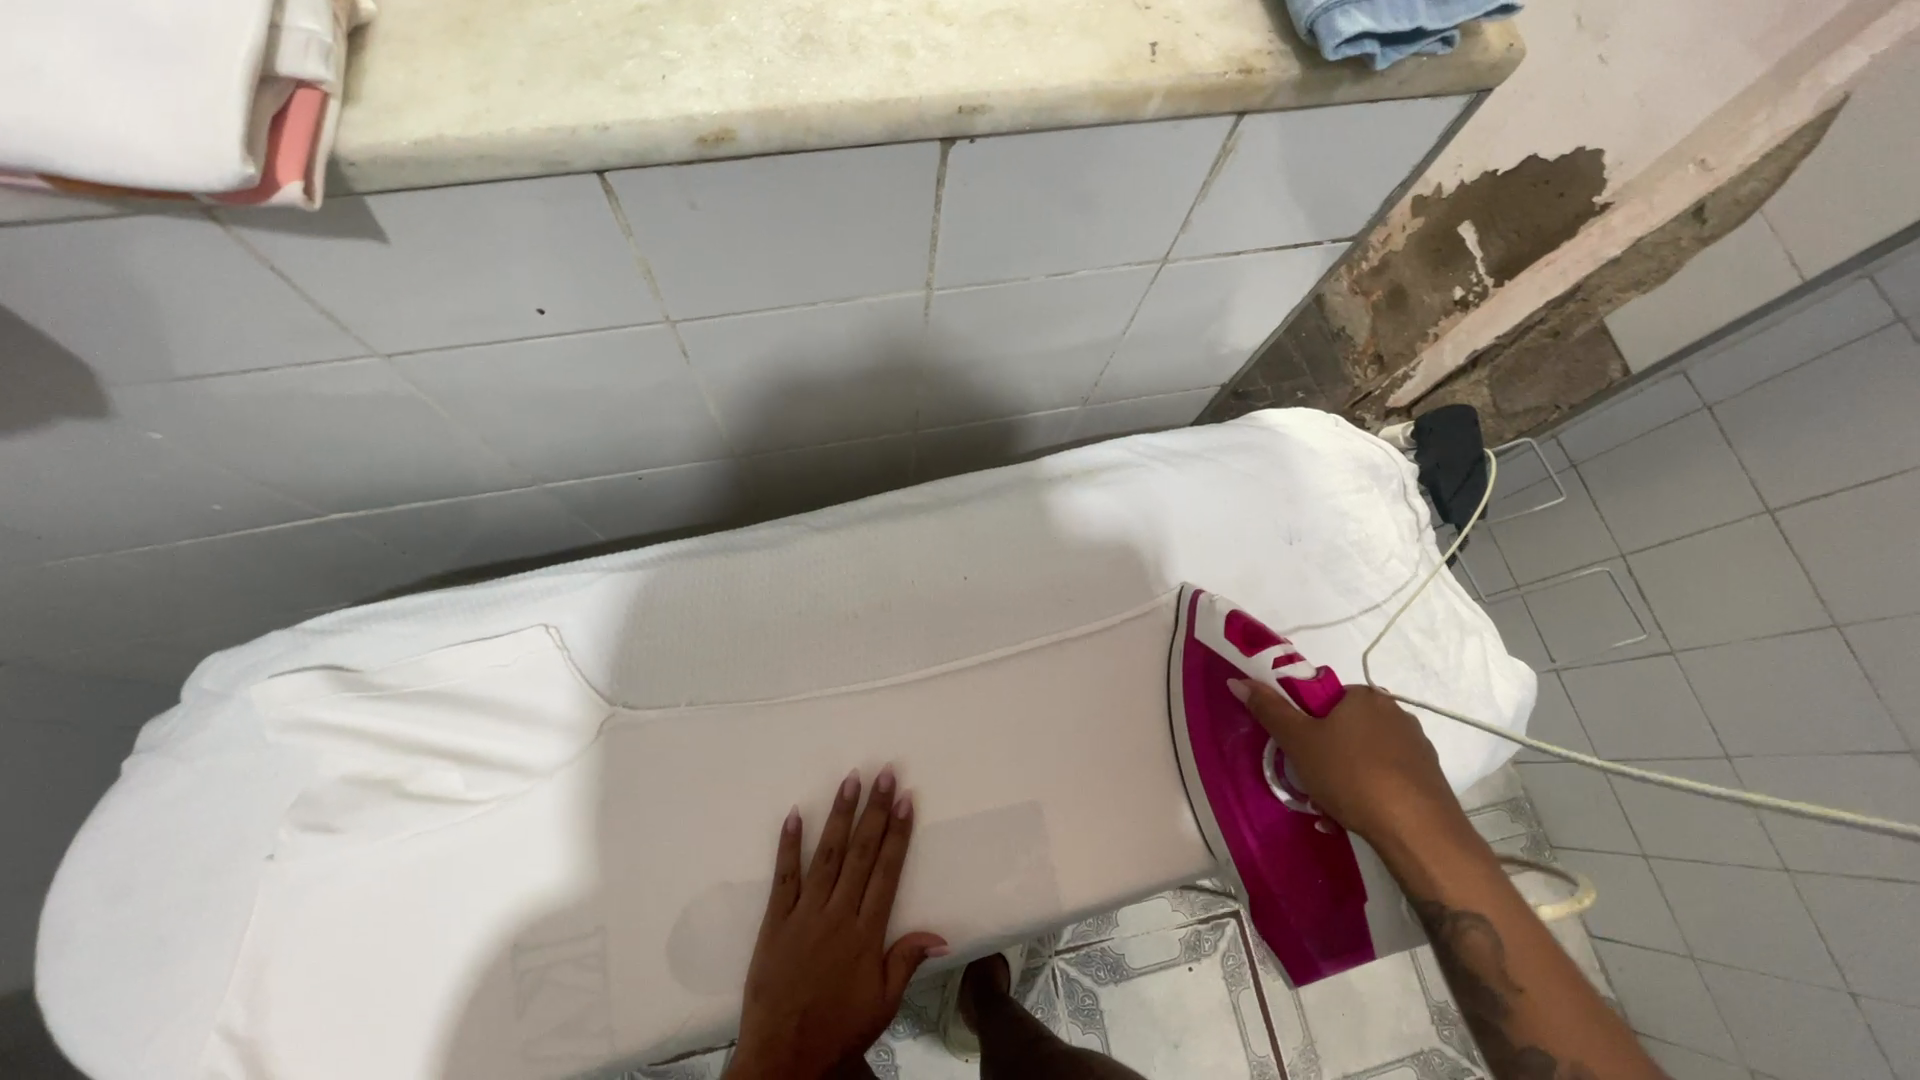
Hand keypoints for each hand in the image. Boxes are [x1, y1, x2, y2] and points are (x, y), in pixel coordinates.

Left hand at [725, 767, 947, 1079]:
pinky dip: (789, 844)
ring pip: (827, 855)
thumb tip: (941, 934)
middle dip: (874, 810)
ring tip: (850, 781)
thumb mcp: (883, 1004)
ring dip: (840, 816)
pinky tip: (796, 815)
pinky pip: (784, 877)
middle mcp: (838, 915)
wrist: (783, 1058)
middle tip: (884, 774)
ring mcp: (805, 915)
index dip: (898, 833)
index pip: (888, 871)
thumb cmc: (838, 1030)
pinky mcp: (776, 922)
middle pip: (861, 853)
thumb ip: (906, 961)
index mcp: (867, 934)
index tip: (906, 800)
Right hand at [1229, 681, 1464, 846]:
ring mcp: (1416, 743)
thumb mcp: (1298, 741)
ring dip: (1345, 772)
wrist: (1415, 828)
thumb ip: (1269, 709)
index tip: (1299, 750)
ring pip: (1364, 752)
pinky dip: (1370, 787)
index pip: (1323, 698)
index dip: (1305, 723)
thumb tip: (1239, 680)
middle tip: (1311, 780)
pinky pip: (1387, 773)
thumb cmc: (1350, 775)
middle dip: (1324, 752)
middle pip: (1344, 726)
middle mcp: (1394, 711)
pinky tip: (1360, 811)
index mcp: (1363, 695)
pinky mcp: (1428, 773)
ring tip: (1333, 805)